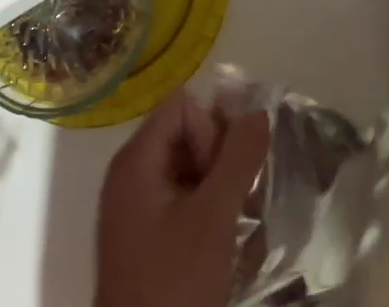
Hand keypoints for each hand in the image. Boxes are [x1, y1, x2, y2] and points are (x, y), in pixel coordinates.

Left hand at [95, 92, 270, 306]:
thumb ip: (238, 158)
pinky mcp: (144, 235)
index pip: (182, 107)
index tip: (223, 177)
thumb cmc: (174, 280)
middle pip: (184, 136)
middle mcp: (130, 174)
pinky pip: (180, 201)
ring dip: (218, 190)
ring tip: (236, 225)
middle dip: (219, 162)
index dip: (211, 130)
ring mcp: (135, 206)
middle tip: (237, 202)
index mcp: (136, 159)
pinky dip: (205, 212)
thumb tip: (258, 111)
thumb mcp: (213, 217)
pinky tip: (223, 243)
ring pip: (187, 171)